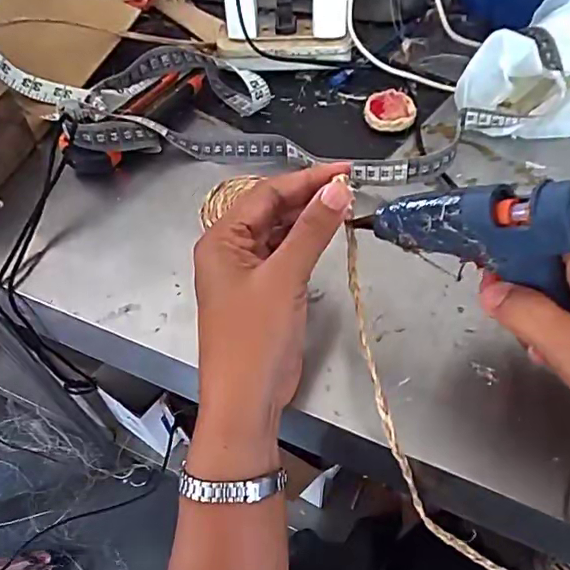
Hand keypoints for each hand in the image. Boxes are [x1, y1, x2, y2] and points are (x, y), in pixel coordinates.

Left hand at [192, 164, 352, 454]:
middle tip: (349, 188)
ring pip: (279, 234)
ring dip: (308, 221)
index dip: (306, 179)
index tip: (344, 170)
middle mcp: (229, 251)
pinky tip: (327, 237)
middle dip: (308, 197)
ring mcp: (245, 274)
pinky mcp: (262, 294)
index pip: (265, 194)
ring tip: (344, 207)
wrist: (245, 399)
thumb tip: (338, 189)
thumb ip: (311, 231)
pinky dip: (306, 246)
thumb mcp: (284, 279)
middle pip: (270, 211)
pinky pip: (284, 257)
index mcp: (220, 240)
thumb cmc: (254, 339)